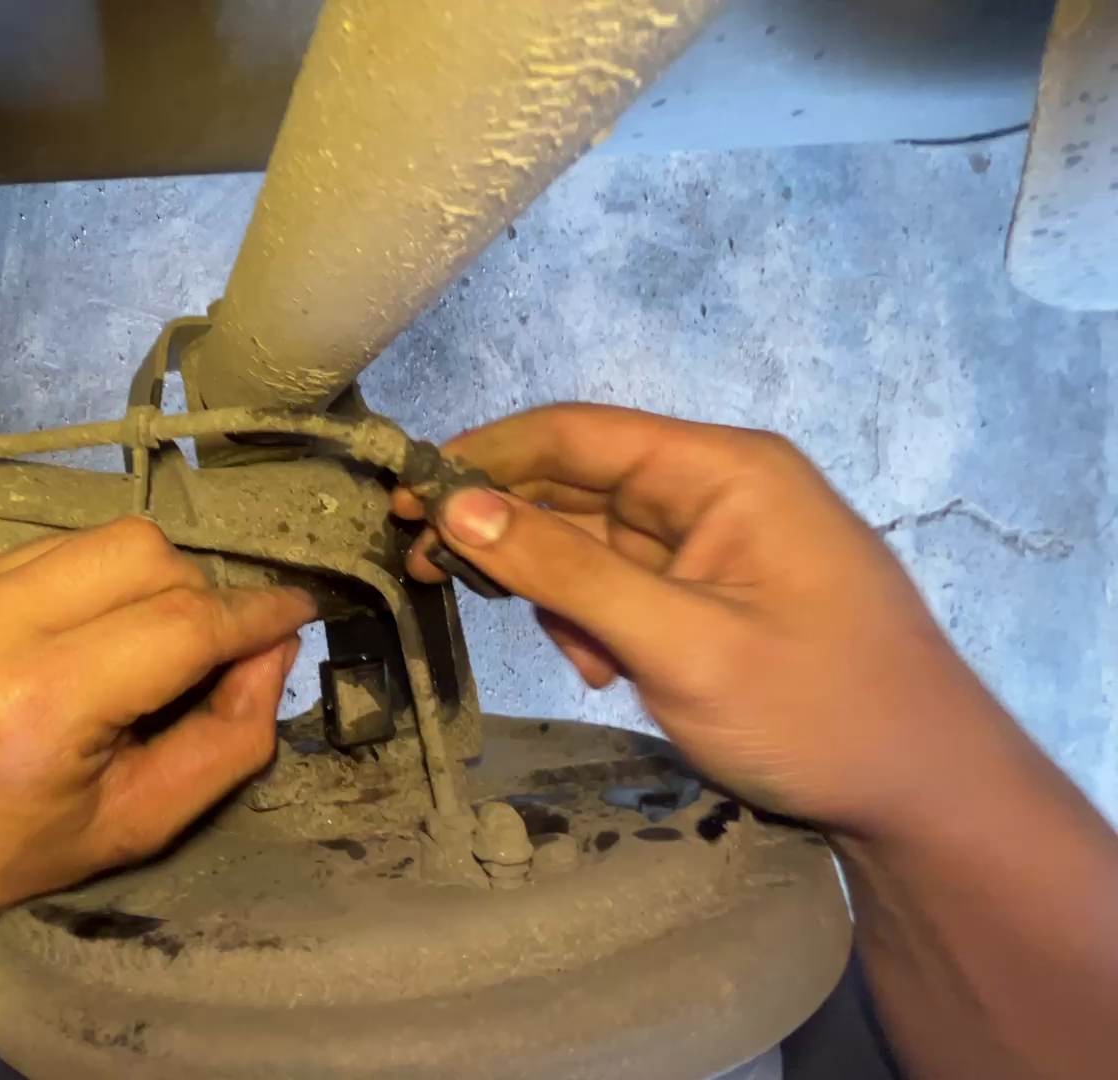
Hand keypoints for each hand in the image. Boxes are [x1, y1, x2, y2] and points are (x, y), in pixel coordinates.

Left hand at [0, 518, 311, 946]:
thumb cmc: (17, 850)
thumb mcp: (142, 820)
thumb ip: (231, 735)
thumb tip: (274, 644)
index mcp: (34, 704)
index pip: (178, 625)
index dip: (252, 612)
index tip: (298, 607)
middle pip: (140, 553)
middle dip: (194, 593)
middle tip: (198, 651)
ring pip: (98, 539)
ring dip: (141, 584)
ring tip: (129, 647)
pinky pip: (50, 550)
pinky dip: (86, 585)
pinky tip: (70, 636)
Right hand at [394, 404, 1022, 835]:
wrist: (922, 808)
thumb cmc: (816, 713)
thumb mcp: (676, 641)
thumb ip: (562, 569)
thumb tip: (455, 508)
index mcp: (718, 471)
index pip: (570, 435)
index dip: (480, 458)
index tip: (407, 497)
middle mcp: (700, 490)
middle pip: (562, 483)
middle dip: (493, 526)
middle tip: (419, 564)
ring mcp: (691, 542)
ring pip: (571, 538)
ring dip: (540, 586)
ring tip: (553, 644)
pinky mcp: (681, 588)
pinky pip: (596, 583)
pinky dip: (576, 619)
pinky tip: (595, 666)